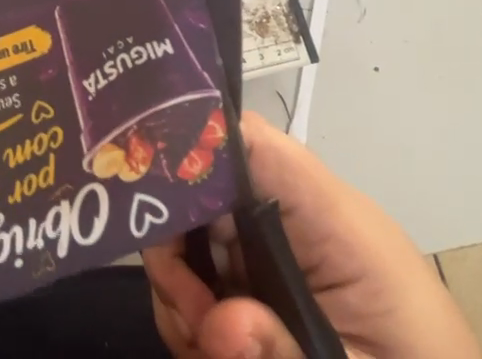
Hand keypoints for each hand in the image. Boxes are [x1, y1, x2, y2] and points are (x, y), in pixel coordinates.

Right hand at [143, 113, 481, 358]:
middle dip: (172, 249)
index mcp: (336, 222)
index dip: (190, 146)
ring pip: (189, 238)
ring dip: (178, 292)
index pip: (253, 143)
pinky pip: (202, 276)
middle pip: (200, 191)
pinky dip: (192, 314)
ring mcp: (275, 252)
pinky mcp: (264, 282)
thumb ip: (288, 354)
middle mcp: (296, 221)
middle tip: (189, 315)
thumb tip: (219, 322)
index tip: (146, 199)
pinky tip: (208, 347)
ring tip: (204, 346)